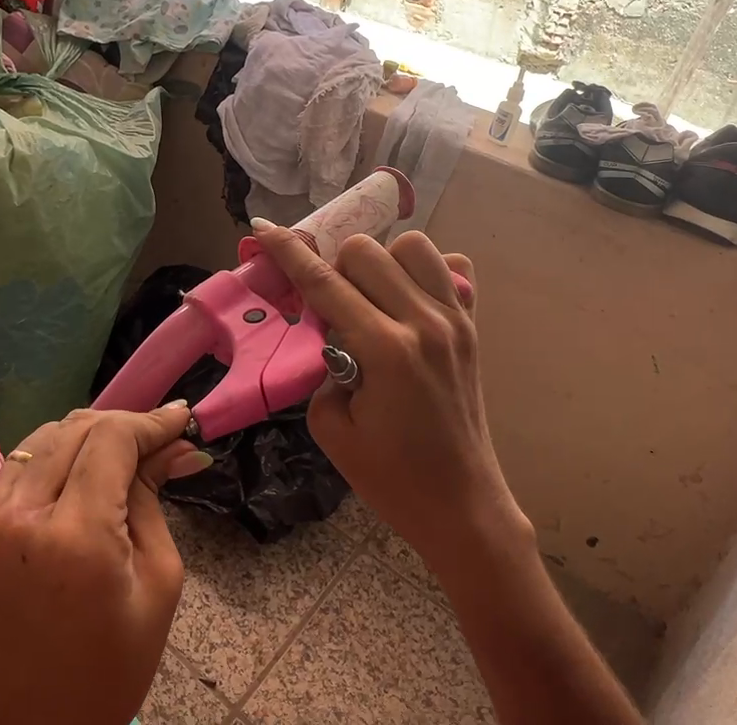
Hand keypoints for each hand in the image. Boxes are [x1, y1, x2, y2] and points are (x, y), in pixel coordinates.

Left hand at [0, 406, 209, 724]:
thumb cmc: (108, 668)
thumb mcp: (157, 584)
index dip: (150, 421)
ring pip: (46, 436)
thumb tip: (177, 446)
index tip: (181, 418)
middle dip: (124, 424)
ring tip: (125, 455)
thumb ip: (155, 501)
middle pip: (78, 427)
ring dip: (89, 435)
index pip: (111, 438)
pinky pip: (22, 462)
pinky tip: (83, 473)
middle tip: (160, 439)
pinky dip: (57, 454)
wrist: (25, 722)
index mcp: (76, 537)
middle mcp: (22, 514)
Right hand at [251, 220, 528, 562]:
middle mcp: (423, 322)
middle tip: (328, 302)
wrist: (461, 505)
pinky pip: (452, 268)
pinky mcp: (472, 327)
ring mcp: (455, 320)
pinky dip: (424, 270)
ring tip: (369, 297)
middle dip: (334, 265)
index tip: (264, 230)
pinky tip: (406, 299)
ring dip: (381, 261)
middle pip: (366, 250)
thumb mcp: (330, 427)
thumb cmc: (390, 478)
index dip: (289, 253)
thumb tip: (329, 331)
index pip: (325, 283)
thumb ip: (320, 366)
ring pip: (412, 246)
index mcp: (385, 350)